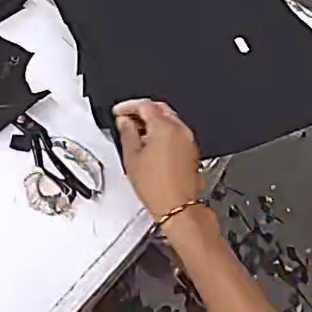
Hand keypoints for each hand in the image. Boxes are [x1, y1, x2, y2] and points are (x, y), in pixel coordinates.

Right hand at [113, 99, 202, 219]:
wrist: (177, 206)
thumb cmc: (157, 187)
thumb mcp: (132, 157)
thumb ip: (126, 133)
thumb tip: (124, 121)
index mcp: (164, 128)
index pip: (145, 105)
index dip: (128, 106)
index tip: (119, 111)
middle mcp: (180, 130)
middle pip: (159, 108)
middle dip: (142, 110)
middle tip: (127, 118)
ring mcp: (188, 140)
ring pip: (169, 119)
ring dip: (153, 121)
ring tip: (137, 132)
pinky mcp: (191, 150)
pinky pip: (176, 132)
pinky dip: (163, 132)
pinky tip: (151, 143)